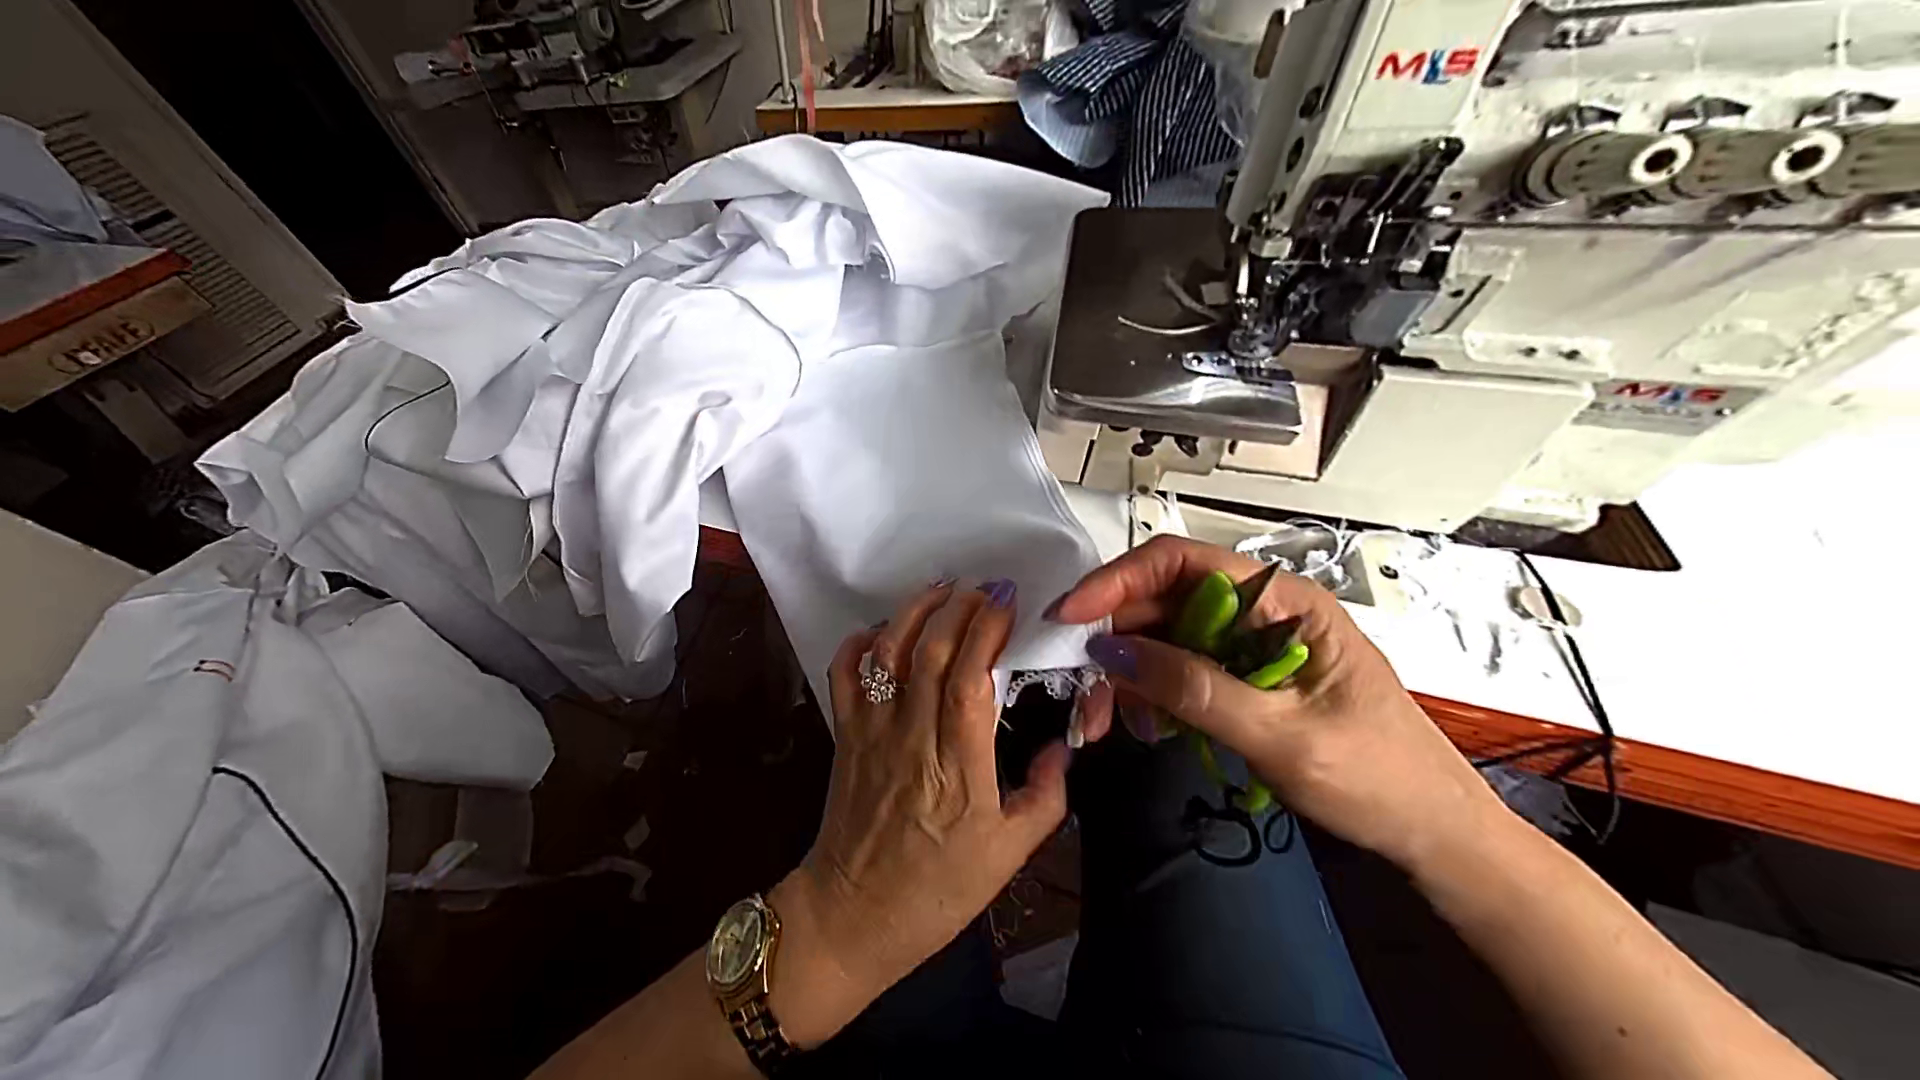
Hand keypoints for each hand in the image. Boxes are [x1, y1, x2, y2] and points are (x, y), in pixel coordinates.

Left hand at [766, 579, 1113, 1045]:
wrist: (853, 916)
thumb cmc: (937, 890)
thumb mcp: (1010, 854)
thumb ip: (1046, 795)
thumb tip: (1062, 747)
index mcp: (959, 767)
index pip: (970, 679)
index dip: (987, 632)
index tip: (1007, 603)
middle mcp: (912, 738)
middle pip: (930, 654)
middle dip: (958, 609)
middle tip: (983, 587)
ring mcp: (871, 733)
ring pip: (887, 655)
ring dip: (913, 613)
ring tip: (940, 589)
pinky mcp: (844, 736)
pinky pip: (843, 677)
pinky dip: (858, 644)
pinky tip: (881, 629)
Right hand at [1052, 535, 1506, 873]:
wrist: (1434, 835)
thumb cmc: (1378, 779)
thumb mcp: (1283, 736)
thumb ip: (1196, 689)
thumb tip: (1112, 650)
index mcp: (1284, 600)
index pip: (1183, 563)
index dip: (1119, 580)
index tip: (1071, 616)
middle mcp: (1261, 609)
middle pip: (1166, 599)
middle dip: (1116, 638)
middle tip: (1082, 688)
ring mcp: (1251, 643)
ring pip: (1166, 636)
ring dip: (1128, 671)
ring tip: (1105, 718)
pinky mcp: (1243, 676)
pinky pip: (1180, 669)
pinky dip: (1151, 692)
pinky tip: (1141, 722)